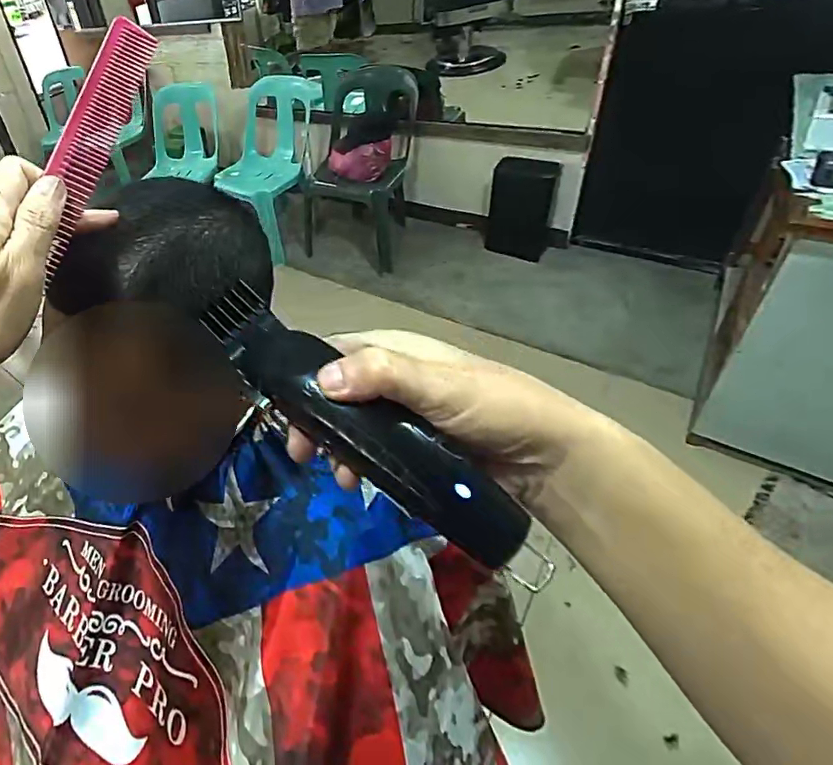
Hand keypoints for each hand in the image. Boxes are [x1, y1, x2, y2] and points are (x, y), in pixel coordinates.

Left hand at [0, 158, 114, 448]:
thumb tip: (55, 183)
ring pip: (6, 217)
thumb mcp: (24, 270)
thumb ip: (40, 220)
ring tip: (66, 248)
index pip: (19, 169)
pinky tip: (35, 265)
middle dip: (54, 206)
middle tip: (90, 227)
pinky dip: (19, 244)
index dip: (55, 181)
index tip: (84, 204)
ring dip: (39, 226)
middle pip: (14, 192)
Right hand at [285, 330, 604, 505]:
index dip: (306, 377)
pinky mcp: (414, 445)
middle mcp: (393, 376)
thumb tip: (322, 379)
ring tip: (338, 477)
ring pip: (352, 424)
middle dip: (316, 420)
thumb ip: (383, 375)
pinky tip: (358, 484)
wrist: (546, 456)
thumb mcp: (437, 386)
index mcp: (395, 349)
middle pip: (337, 391)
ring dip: (337, 447)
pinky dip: (359, 463)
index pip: (334, 351)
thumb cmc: (493, 407)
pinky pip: (374, 450)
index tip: (286, 413)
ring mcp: (403, 413)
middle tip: (301, 453)